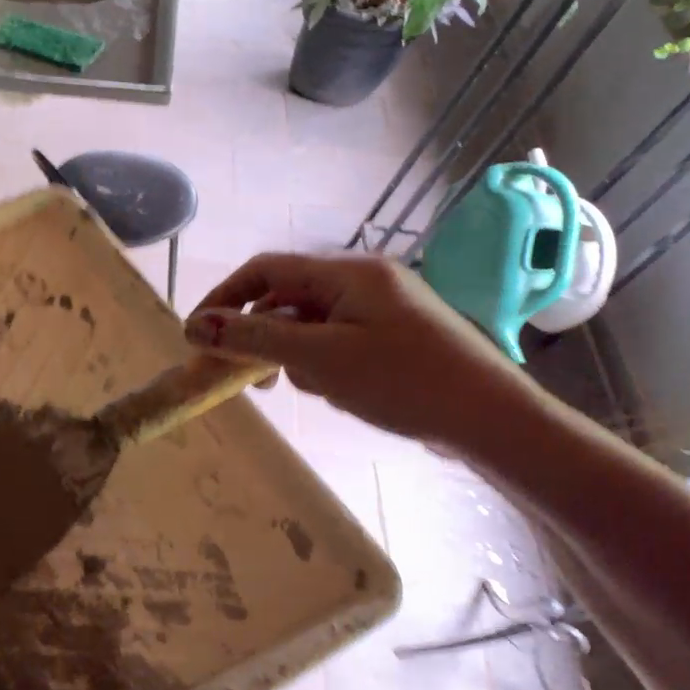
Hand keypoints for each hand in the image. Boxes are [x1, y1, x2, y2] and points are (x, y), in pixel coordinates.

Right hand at [183, 252, 537, 448]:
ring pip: (306, 322)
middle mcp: (364, 281)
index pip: (264, 269)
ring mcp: (382, 307)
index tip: (199, 334)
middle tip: (246, 376)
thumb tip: (193, 326)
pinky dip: (319, 362)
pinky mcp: (393, 335)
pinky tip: (335, 389)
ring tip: (303, 387)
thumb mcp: (318, 359)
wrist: (496, 421)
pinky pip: (333, 338)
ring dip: (291, 353)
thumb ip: (253, 337)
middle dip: (259, 334)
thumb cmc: (405, 382)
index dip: (224, 297)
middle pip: (284, 297)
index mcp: (349, 274)